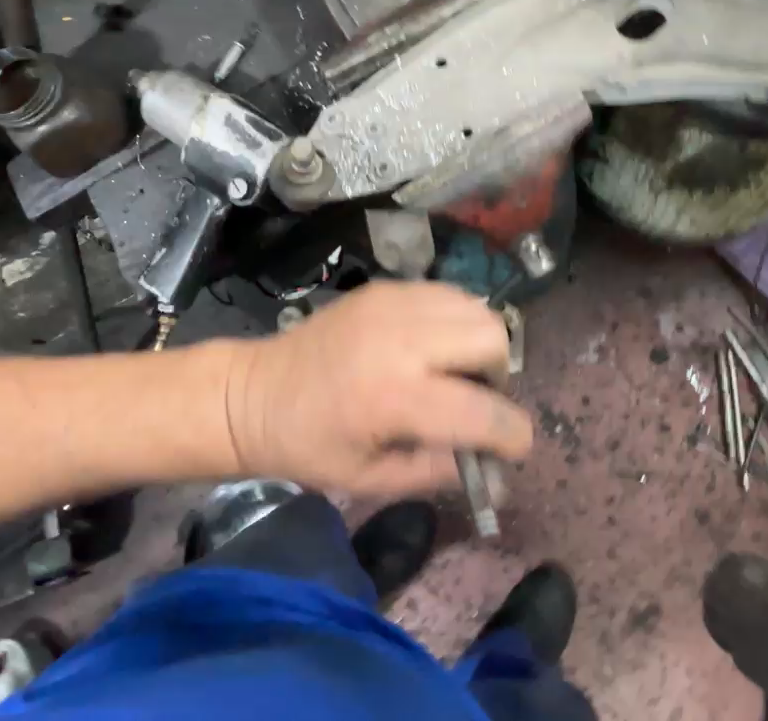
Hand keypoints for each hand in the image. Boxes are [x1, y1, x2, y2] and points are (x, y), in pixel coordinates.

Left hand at [223, 282, 534, 495]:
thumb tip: (491, 468)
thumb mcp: (371, 479)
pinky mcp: (386, 288)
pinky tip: (433, 346)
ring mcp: (393, 304)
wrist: (252, 393)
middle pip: (492, 337)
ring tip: (454, 370)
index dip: (512, 433)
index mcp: (392, 398)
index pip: (482, 410)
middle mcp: (400, 340)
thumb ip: (437, 471)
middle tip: (475, 398)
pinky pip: (448, 295)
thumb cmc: (309, 446)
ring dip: (480, 343)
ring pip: (477, 308)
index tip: (514, 446)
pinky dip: (456, 321)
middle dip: (498, 375)